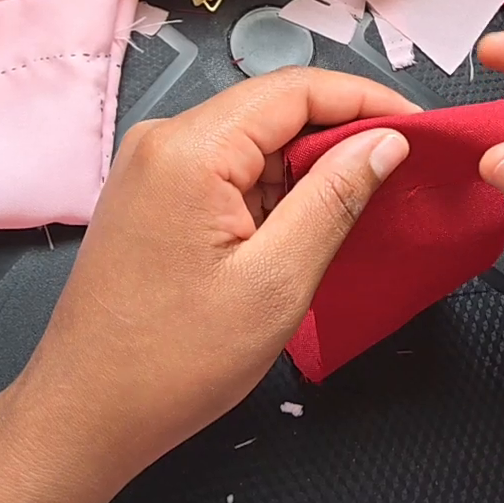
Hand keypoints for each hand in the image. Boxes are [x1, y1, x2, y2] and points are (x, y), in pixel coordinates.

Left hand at [6, 67, 415, 479]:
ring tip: (356, 206)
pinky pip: (229, 166)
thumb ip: (334, 198)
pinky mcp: (155, 190)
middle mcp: (165, 137)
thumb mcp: (276, 281)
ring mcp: (155, 163)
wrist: (84, 413)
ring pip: (254, 139)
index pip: (296, 89)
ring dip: (307, 166)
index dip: (366, 101)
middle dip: (340, 134)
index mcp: (191, 147)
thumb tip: (385, 142)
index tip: (419, 128)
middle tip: (398, 170)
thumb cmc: (176, 360)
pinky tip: (300, 223)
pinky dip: (273, 187)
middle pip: (274, 109)